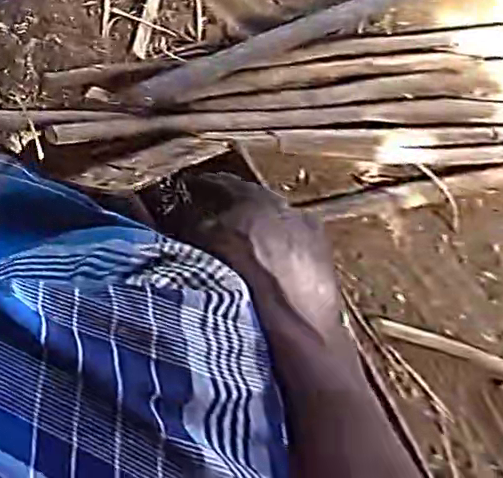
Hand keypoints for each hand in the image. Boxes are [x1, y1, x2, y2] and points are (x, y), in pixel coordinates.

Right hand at [173, 174, 342, 336]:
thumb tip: (177, 208)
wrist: (295, 320)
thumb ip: (188, 216)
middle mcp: (286, 207)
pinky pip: (289, 238)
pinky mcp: (324, 257)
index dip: (198, 186)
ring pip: (271, 218)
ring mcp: (310, 232)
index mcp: (254, 196)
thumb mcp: (199, 237)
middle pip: (249, 198)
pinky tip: (257, 256)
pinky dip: (271, 241)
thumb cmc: (242, 272)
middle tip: (206, 211)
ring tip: (232, 236)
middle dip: (228, 203)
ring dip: (251, 222)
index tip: (185, 191)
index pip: (219, 181)